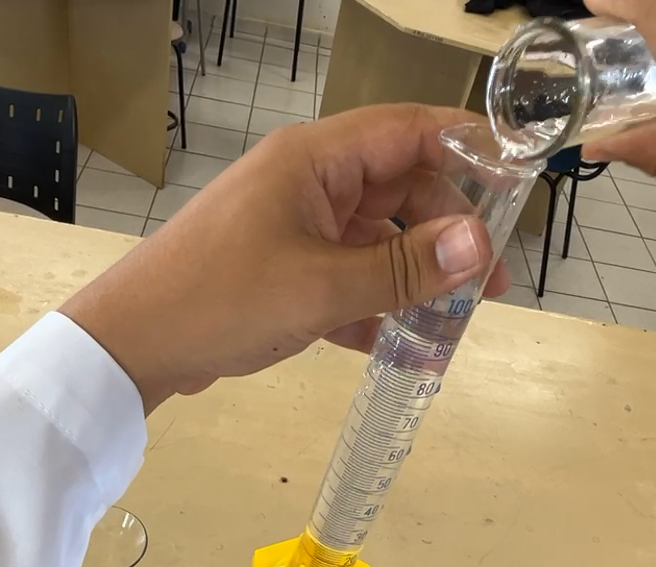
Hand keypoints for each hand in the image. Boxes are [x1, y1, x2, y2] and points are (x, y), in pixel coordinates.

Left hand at [61, 105, 513, 412]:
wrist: (137, 344)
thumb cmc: (222, 300)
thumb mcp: (320, 287)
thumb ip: (401, 269)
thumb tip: (478, 246)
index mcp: (316, 162)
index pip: (410, 133)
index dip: (469, 153)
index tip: (517, 190)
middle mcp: (308, 186)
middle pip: (399, 192)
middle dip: (447, 234)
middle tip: (488, 285)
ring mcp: (293, 231)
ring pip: (374, 243)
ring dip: (410, 281)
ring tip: (449, 325)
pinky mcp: (281, 274)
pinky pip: (343, 281)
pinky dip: (371, 309)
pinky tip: (397, 345)